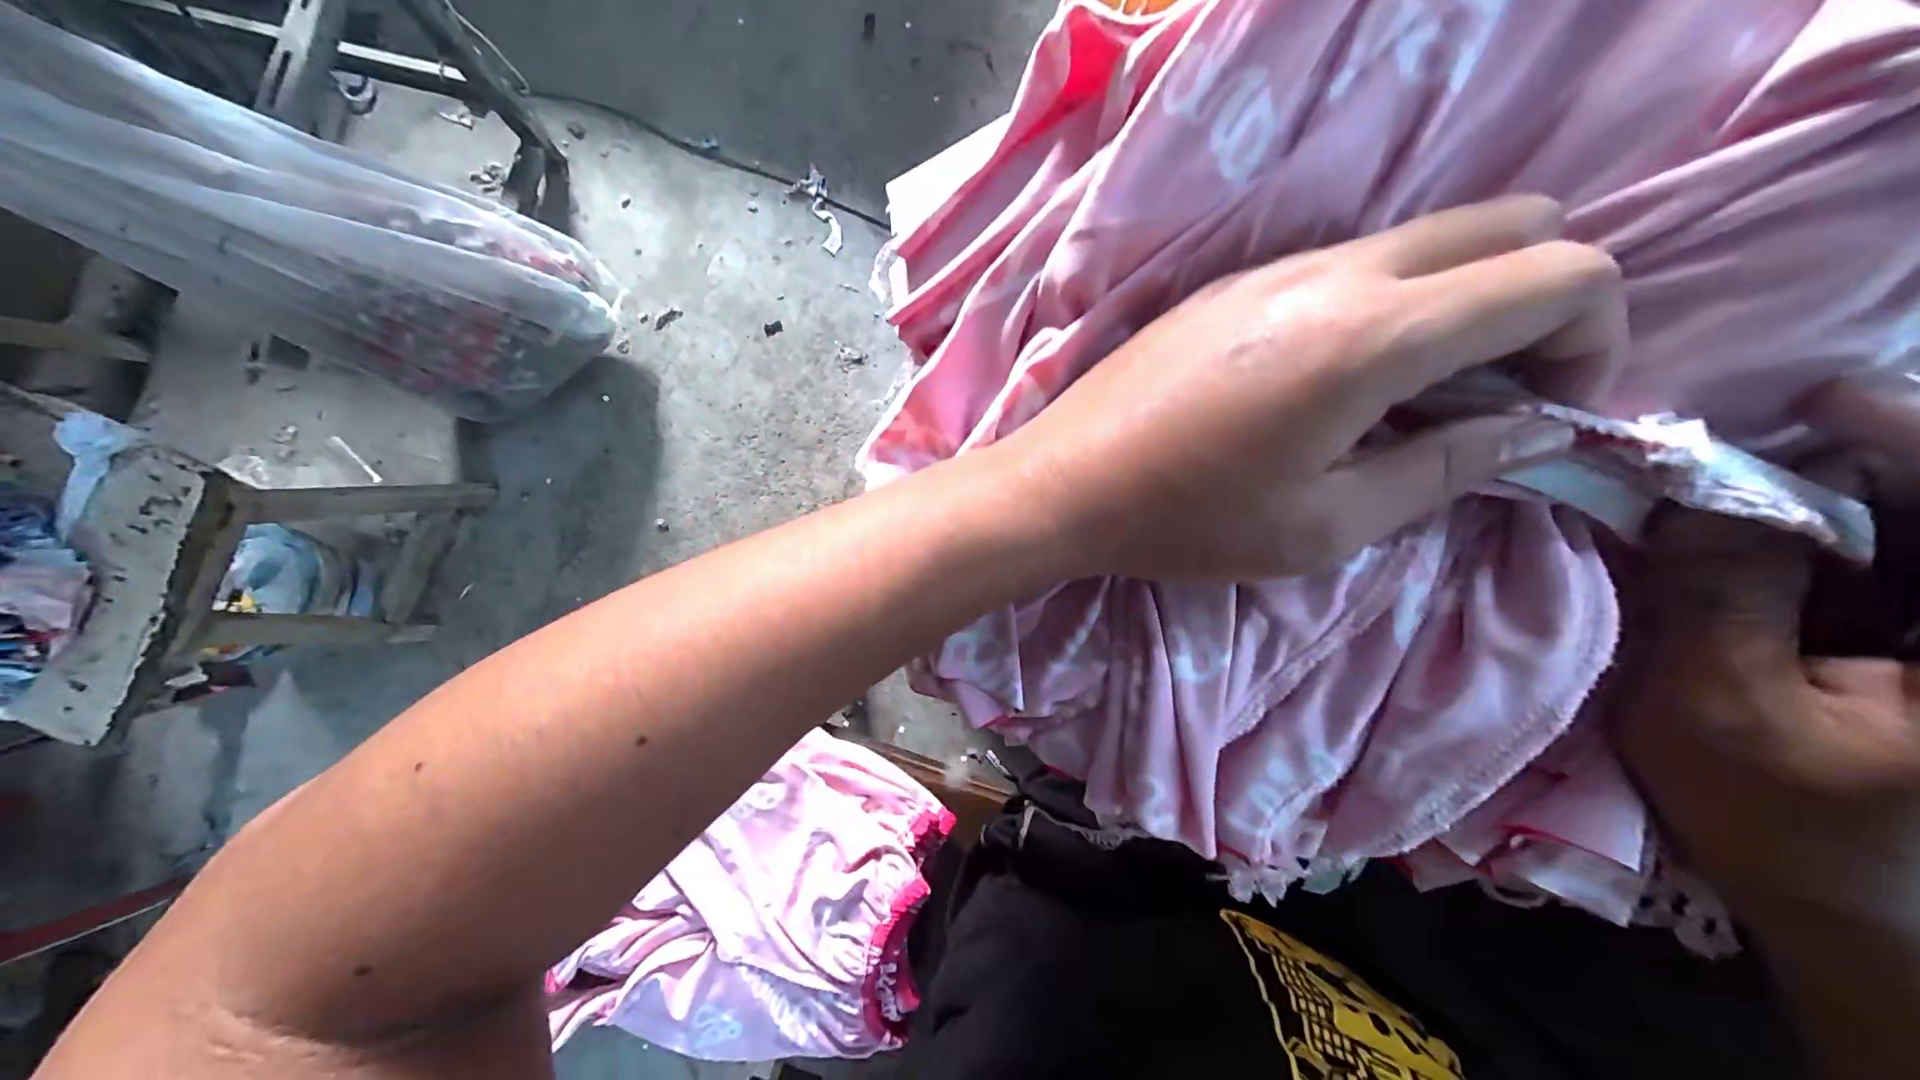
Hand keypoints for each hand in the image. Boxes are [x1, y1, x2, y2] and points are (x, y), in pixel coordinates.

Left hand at [992, 195, 1624, 581]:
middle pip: (1506, 225)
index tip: (1540, 413)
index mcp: (1373, 335)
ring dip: (1453, 302)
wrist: (1062, 484)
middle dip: (1537, 301)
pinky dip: (1381, 304)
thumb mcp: (1325, 525)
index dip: (1592, 338)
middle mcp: (1331, 273)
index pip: (1561, 272)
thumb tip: (1530, 427)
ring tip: (1401, 400)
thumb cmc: (1185, 521)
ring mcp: (1272, 267)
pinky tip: (1329, 382)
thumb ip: (1444, 469)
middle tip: (1487, 395)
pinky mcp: (1228, 283)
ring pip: (1422, 240)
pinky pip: (1345, 263)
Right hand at [1609, 377, 1919, 927]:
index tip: (1813, 399)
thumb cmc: (1790, 829)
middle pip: (1918, 508)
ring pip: (1895, 533)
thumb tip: (1697, 496)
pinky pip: (1880, 568)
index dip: (1899, 437)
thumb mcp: (1722, 714)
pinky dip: (1819, 542)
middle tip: (1744, 443)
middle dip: (1846, 464)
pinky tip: (1756, 542)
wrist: (1862, 919)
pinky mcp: (1918, 644)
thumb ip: (1713, 599)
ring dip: (1822, 503)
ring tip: (1732, 488)